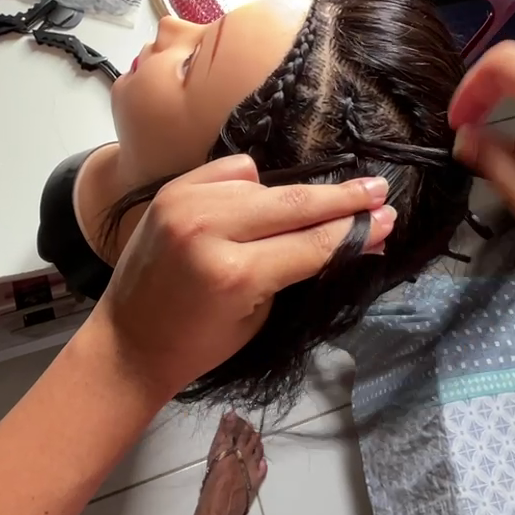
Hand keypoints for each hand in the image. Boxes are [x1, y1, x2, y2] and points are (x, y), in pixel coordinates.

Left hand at [87, 155, 393, 400]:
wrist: (126, 342)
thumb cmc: (198, 345)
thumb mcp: (260, 316)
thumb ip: (304, 269)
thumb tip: (358, 239)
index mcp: (235, 274)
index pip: (312, 244)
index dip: (355, 230)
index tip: (388, 218)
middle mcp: (209, 229)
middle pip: (294, 204)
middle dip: (342, 197)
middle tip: (379, 189)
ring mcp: (186, 203)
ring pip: (264, 184)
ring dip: (297, 196)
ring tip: (327, 201)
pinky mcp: (172, 190)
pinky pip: (230, 170)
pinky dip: (251, 181)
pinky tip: (262, 193)